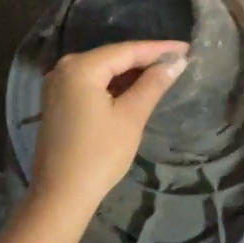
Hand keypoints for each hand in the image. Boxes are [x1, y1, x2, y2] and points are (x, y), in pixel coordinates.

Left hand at [31, 40, 188, 213]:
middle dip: (145, 59)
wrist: (62, 194)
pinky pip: (91, 84)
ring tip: (163, 72)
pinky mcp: (58, 102)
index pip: (126, 51)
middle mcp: (63, 69)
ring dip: (130, 73)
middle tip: (177, 60)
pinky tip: (135, 89)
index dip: (158, 49)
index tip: (186, 48)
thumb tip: (176, 62)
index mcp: (80, 68)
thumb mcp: (131, 116)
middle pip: (112, 58)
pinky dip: (114, 85)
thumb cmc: (99, 154)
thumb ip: (153, 84)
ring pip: (102, 71)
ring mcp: (57, 86)